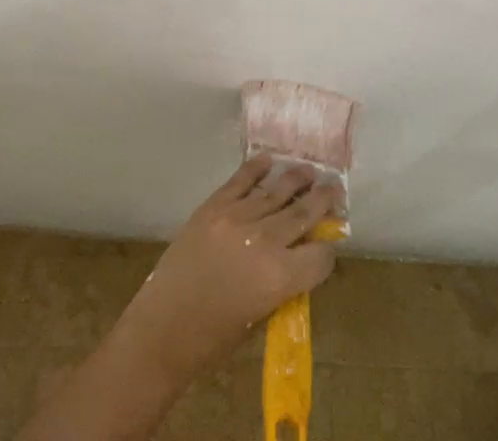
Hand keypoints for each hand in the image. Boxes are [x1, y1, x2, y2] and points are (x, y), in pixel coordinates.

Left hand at [110, 155, 342, 381]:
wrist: (163, 327)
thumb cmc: (215, 336)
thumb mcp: (263, 313)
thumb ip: (284, 282)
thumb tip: (298, 258)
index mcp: (282, 276)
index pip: (321, 255)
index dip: (327, 252)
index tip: (326, 248)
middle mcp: (265, 240)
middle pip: (304, 213)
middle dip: (323, 200)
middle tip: (334, 187)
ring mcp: (237, 219)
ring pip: (276, 192)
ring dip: (296, 179)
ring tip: (309, 171)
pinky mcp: (212, 208)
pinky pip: (240, 182)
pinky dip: (256, 169)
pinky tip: (269, 161)